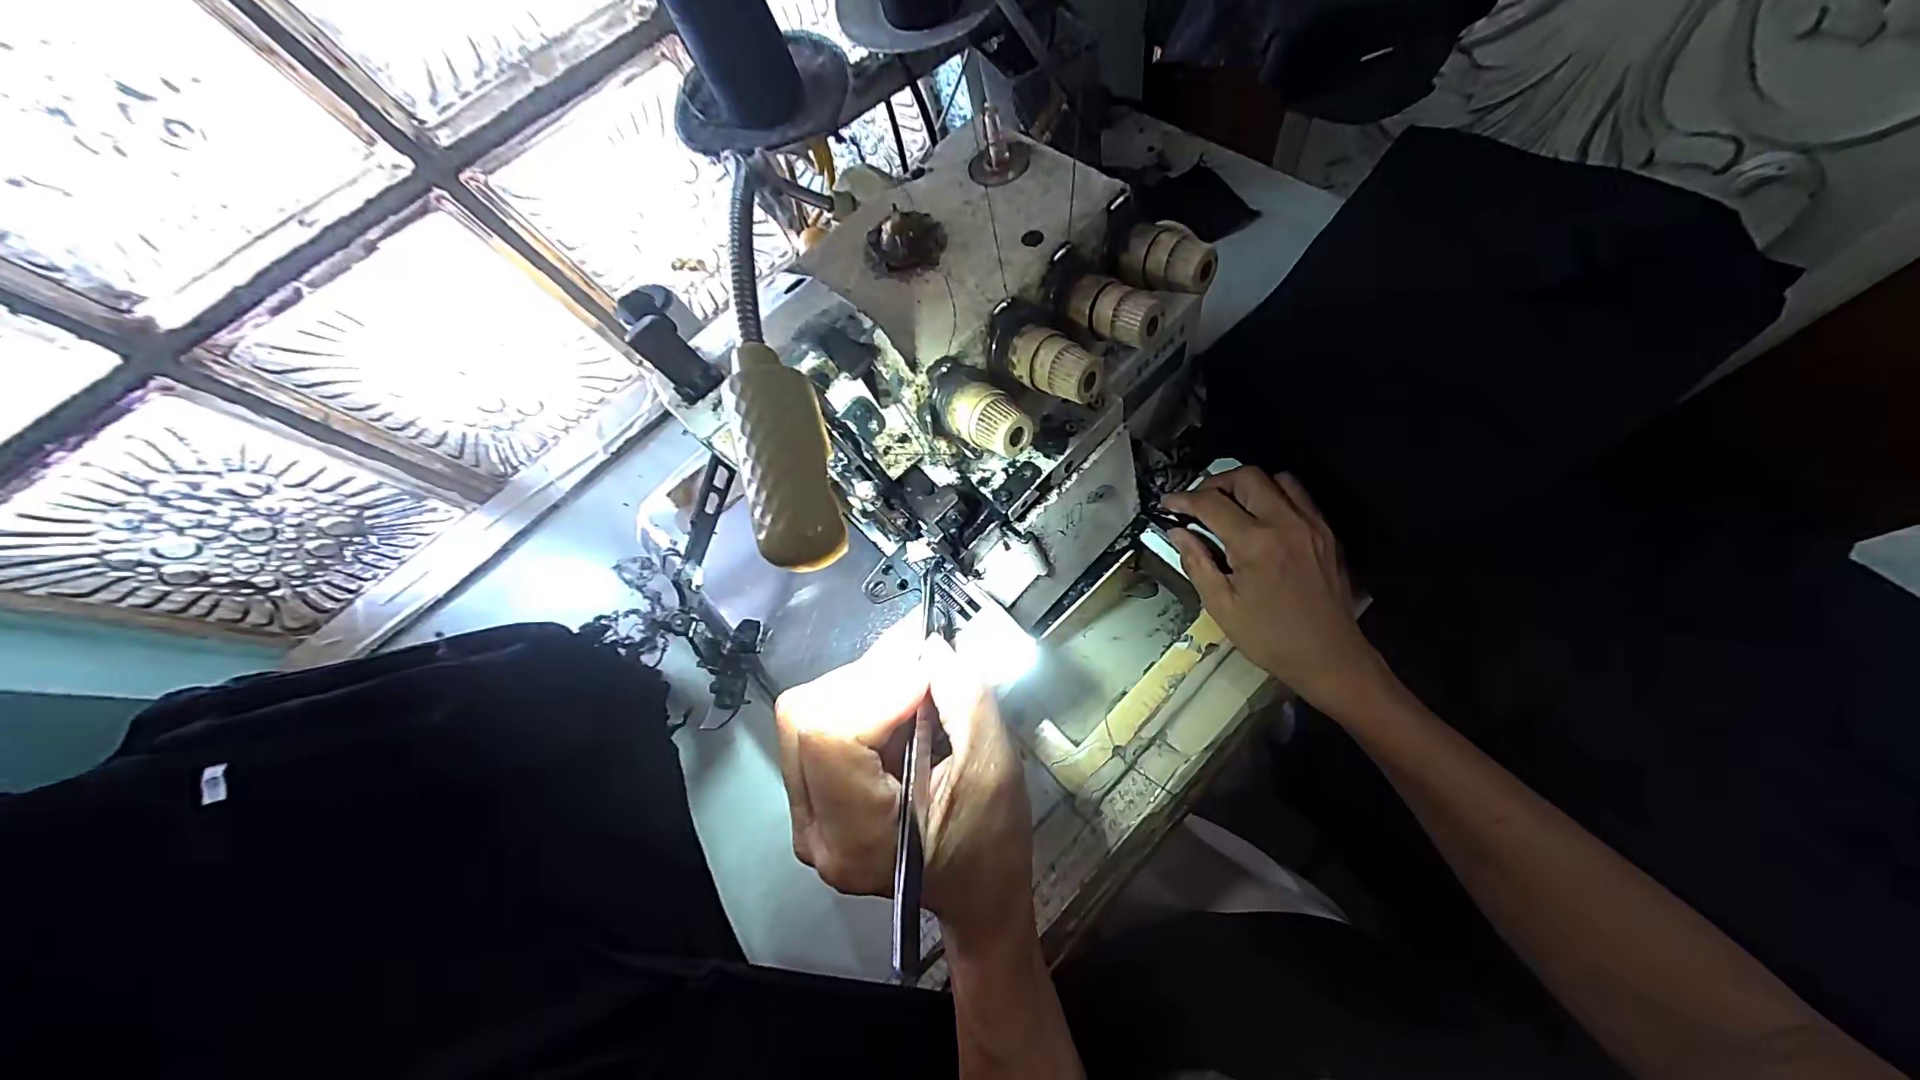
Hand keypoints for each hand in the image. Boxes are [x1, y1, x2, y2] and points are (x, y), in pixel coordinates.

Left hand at [774, 622, 1034, 950]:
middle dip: (869, 678)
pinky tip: (899, 700)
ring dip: (863, 683)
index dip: (875, 690)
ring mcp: (805, 810)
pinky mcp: (813, 790)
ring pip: (809, 711)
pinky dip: (860, 696)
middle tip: (924, 663)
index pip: (830, 737)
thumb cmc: (989, 847)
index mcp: (855, 837)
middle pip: (809, 717)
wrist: (977, 889)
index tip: (927, 672)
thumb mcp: (992, 771)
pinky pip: (820, 722)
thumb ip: (963, 701)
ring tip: (916, 682)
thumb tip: (930, 648)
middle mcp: (813, 826)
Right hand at [1162, 467, 1385, 710]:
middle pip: (1246, 476)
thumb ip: (1197, 562)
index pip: (1212, 503)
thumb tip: (1178, 532)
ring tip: (1230, 507)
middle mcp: (1286, 524)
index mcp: (1256, 544)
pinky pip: (1299, 496)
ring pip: (1277, 479)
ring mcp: (1311, 525)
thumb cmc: (1270, 638)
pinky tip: (1260, 519)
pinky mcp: (1326, 532)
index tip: (1168, 504)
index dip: (1183, 499)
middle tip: (1198, 504)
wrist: (1328, 656)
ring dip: (1247, 486)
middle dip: (1215, 484)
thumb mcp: (1221, 606)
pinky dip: (1274, 496)